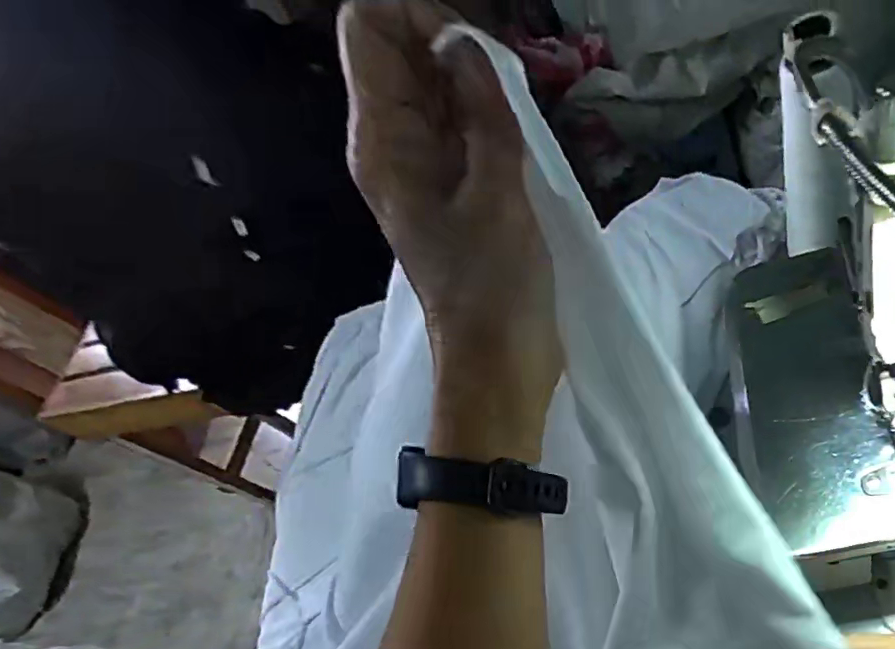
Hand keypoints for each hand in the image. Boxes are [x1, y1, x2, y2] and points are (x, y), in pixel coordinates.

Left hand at [338, 0, 561, 450]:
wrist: (500, 367)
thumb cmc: (496, 288)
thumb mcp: (499, 196)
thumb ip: (486, 116)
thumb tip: (470, 48)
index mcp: (383, 143)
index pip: (372, 31)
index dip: (421, 19)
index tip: (482, 57)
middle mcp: (393, 150)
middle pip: (404, 60)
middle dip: (457, 56)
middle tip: (513, 95)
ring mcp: (424, 178)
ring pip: (437, 101)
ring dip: (480, 96)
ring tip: (523, 126)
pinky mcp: (455, 203)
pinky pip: (462, 142)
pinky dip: (490, 131)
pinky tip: (522, 150)